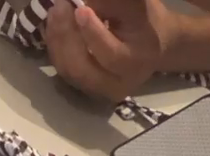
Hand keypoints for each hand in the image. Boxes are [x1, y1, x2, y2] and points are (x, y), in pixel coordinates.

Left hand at [40, 0, 172, 100]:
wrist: (156, 47)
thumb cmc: (148, 22)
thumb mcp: (138, 8)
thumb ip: (112, 5)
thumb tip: (82, 0)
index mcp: (135, 63)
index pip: (110, 53)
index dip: (92, 32)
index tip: (80, 9)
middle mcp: (116, 85)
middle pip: (82, 68)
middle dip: (67, 36)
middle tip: (59, 7)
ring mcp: (98, 92)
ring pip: (69, 71)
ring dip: (57, 41)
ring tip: (54, 14)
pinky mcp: (86, 89)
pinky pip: (65, 71)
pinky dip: (56, 49)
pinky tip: (53, 28)